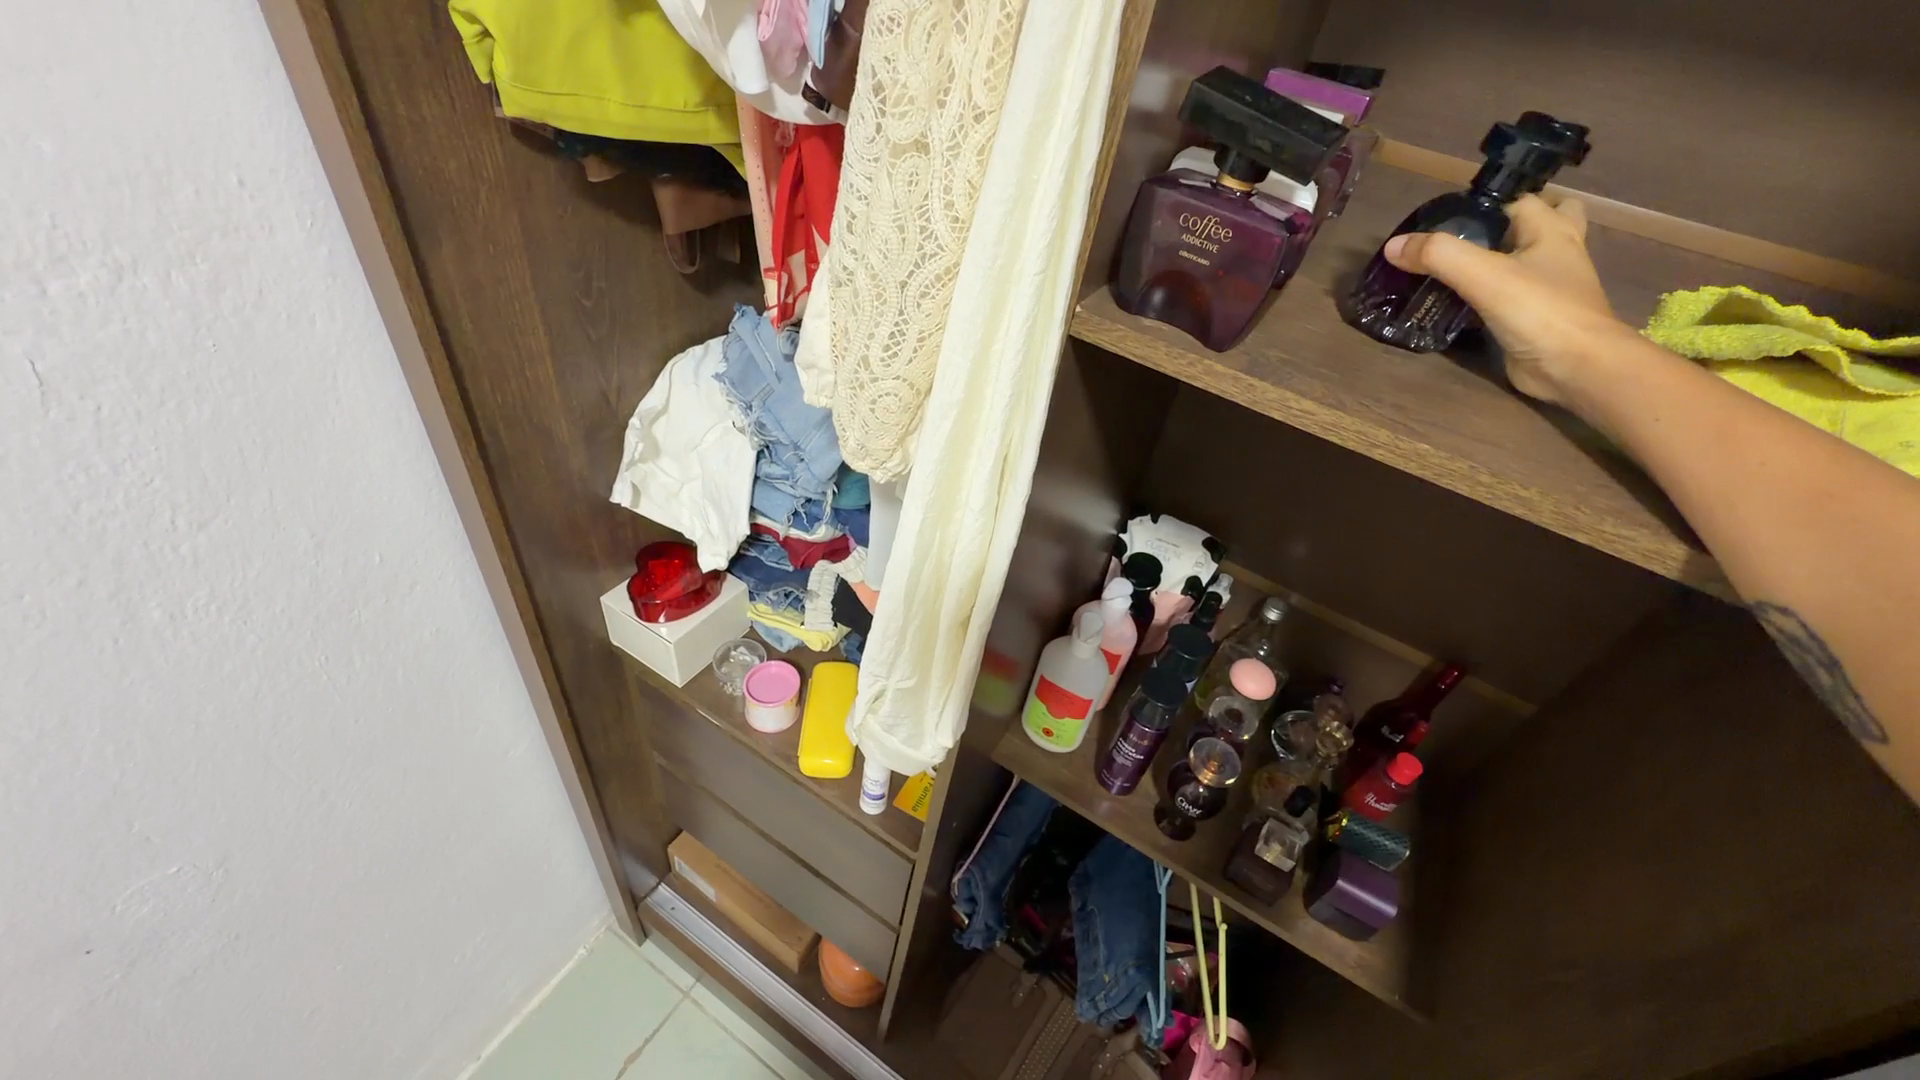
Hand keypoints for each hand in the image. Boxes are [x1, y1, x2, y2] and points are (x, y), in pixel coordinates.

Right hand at [1383, 195, 1631, 405]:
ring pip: (1523, 263)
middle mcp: (1555, 254)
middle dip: (1503, 228)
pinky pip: (1509, 298)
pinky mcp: (1535, 319)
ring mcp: (1548, 288)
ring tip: (1452, 269)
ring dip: (1495, 262)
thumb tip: (1393, 245)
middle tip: (1460, 242)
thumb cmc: (1539, 311)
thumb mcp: (1483, 275)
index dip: (1483, 205)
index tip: (1442, 221)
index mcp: (1551, 231)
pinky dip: (1487, 298)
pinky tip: (1458, 305)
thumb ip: (1438, 255)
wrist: (1576, 366)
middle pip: (1536, 225)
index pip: (1518, 201)